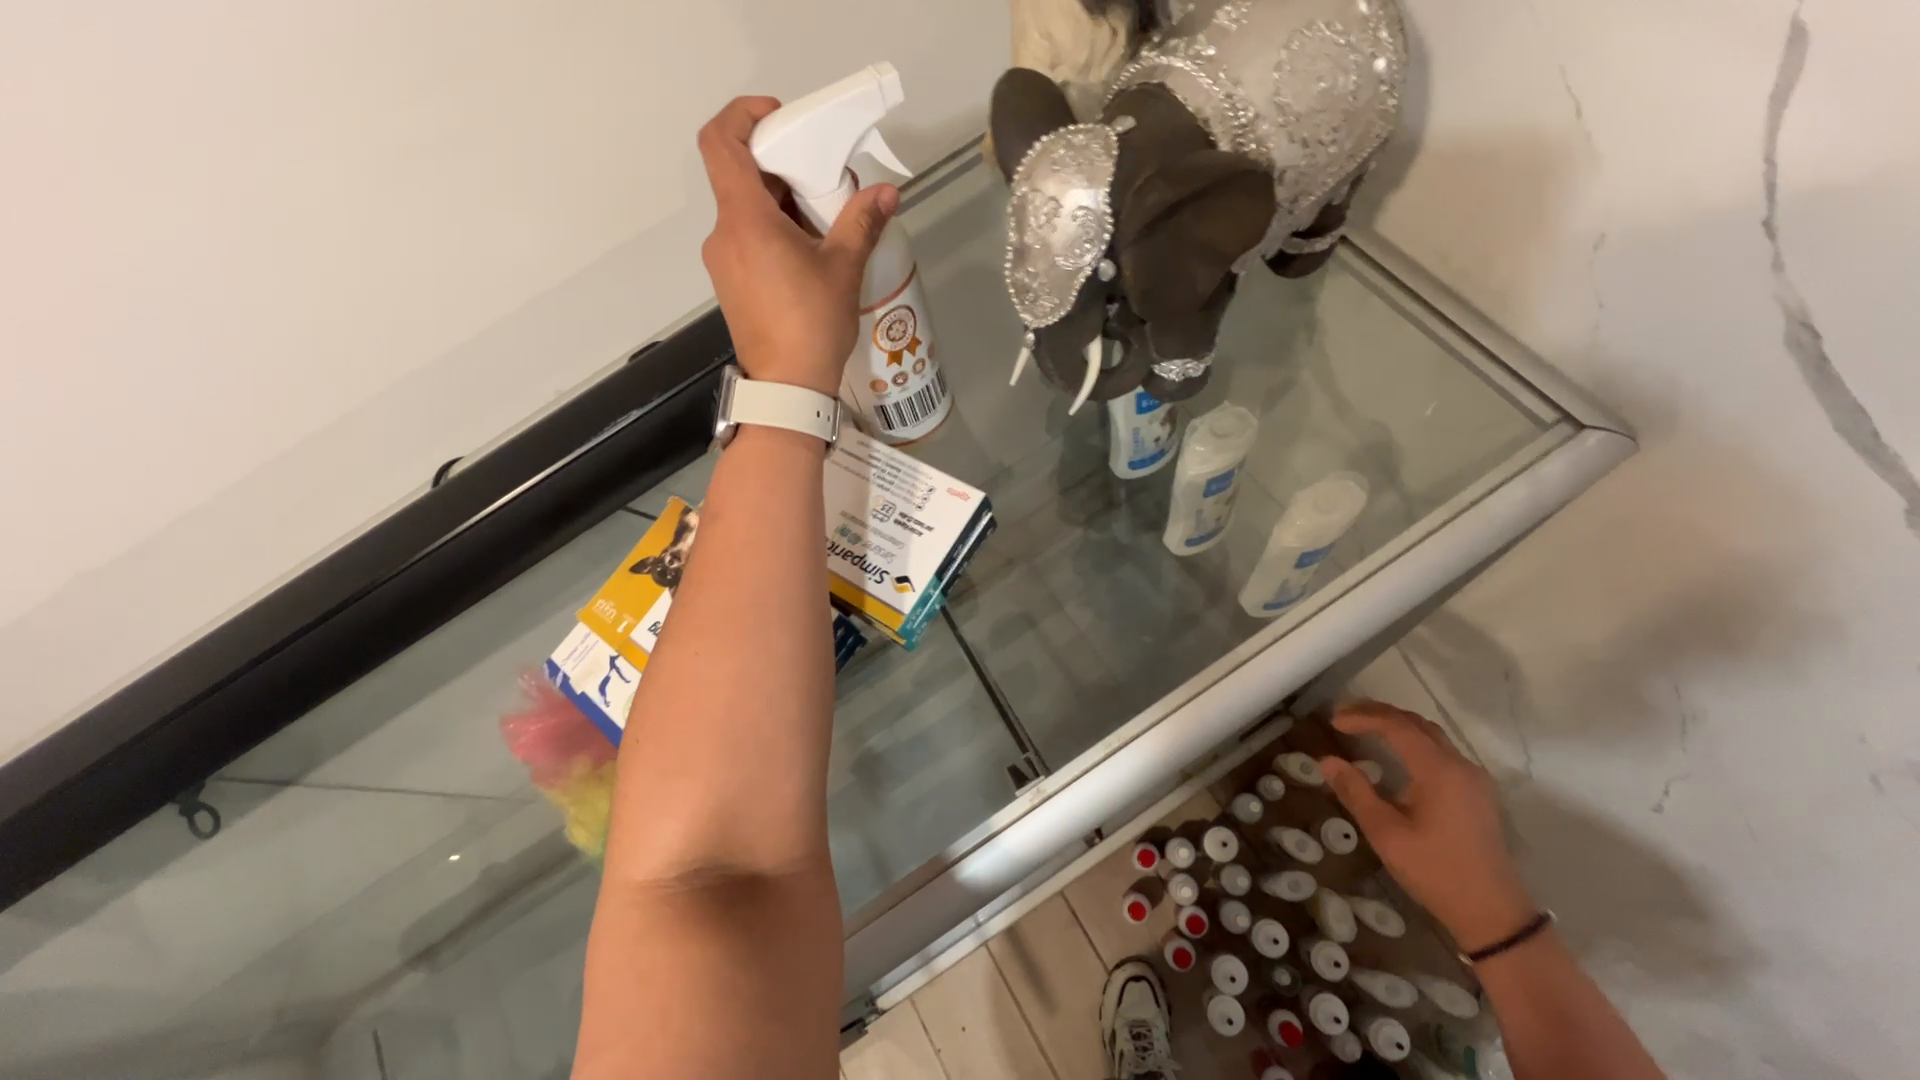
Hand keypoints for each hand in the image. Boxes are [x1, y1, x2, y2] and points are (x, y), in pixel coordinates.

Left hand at [696, 97, 899, 396]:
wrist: (788, 388)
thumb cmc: (812, 324)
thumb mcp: (843, 268)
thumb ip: (862, 221)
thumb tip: (886, 192)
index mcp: (744, 220)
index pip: (719, 142)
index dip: (743, 115)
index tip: (781, 119)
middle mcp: (724, 235)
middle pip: (739, 175)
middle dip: (781, 165)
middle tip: (822, 175)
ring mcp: (724, 261)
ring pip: (746, 210)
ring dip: (781, 202)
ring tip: (825, 217)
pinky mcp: (732, 283)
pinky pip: (747, 238)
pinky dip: (774, 229)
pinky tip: (810, 249)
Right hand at [1320, 701, 1537, 952]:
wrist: (1492, 911)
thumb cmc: (1435, 871)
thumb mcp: (1386, 834)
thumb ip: (1355, 792)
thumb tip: (1327, 761)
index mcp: (1439, 771)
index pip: (1397, 726)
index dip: (1363, 717)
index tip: (1333, 721)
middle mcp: (1461, 765)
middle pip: (1417, 724)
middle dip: (1379, 714)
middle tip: (1344, 717)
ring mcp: (1474, 778)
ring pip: (1432, 736)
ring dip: (1397, 726)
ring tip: (1364, 729)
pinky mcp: (1477, 792)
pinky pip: (1442, 752)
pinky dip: (1413, 742)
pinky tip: (1395, 756)